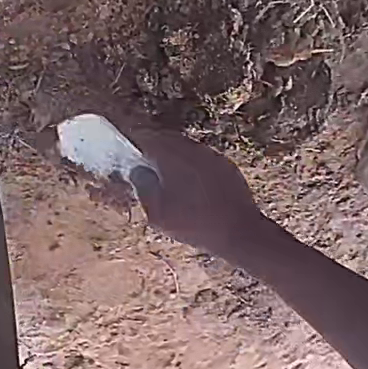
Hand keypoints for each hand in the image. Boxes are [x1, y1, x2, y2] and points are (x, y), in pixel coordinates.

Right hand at [127, 129, 276, 257]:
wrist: (239, 232)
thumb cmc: (194, 225)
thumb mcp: (157, 213)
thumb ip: (143, 187)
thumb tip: (137, 171)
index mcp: (172, 155)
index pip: (146, 137)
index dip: (134, 144)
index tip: (128, 156)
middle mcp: (194, 149)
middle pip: (167, 139)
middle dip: (154, 149)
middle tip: (146, 167)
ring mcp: (213, 156)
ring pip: (187, 148)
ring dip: (175, 158)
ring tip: (168, 179)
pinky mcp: (228, 166)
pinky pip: (204, 159)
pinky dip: (194, 167)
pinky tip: (192, 187)